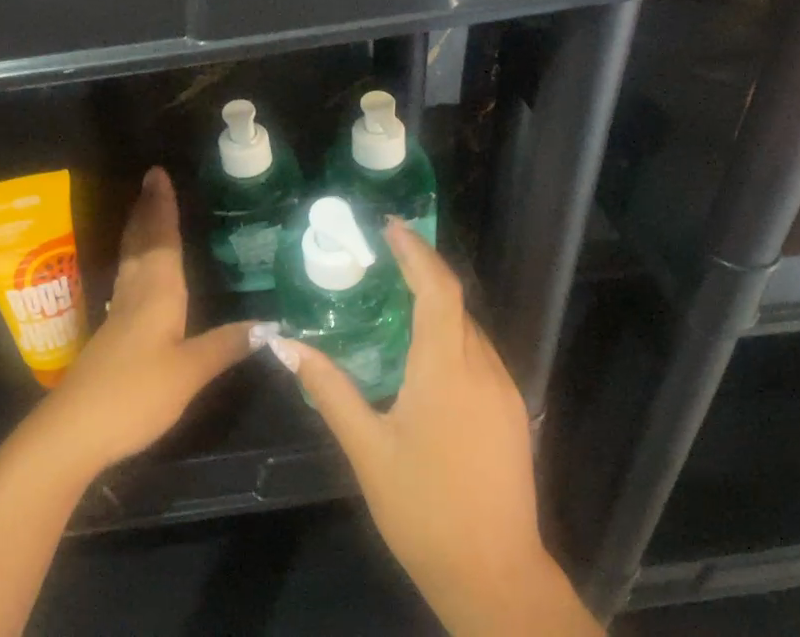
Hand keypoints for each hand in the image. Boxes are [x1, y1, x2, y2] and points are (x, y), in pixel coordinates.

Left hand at [27, 167, 257, 473]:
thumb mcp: (190, 373)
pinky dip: (134, 263)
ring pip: (131, 262)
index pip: (162, 241)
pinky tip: (135, 274)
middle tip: (151, 181)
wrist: (74, 431)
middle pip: (142, 245)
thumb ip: (226, 346)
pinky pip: (127, 282)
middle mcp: (135, 296)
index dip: (163, 209)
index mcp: (157, 295)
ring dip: (138, 234)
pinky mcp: (111, 338)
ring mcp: (119, 317)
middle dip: (148, 212)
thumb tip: (270, 326)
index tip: (159, 175)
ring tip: (144, 212)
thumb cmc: (136, 395)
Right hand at [263, 221, 598, 635]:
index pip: (437, 289)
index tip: (389, 225)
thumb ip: (329, 389)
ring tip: (394, 301)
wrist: (493, 573)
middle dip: (421, 274)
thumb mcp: (366, 448)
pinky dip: (450, 339)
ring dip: (436, 308)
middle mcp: (484, 369)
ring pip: (470, 332)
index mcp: (448, 369)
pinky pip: (480, 358)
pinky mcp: (514, 415)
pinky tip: (422, 358)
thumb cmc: (422, 508)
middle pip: (455, 305)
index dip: (416, 251)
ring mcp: (506, 392)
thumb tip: (285, 345)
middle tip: (378, 261)